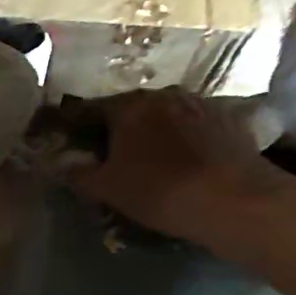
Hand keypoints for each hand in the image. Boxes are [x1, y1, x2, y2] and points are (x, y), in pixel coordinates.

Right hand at [71, 87, 295, 245]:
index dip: (81, 130)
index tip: (77, 149)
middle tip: (115, 160)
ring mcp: (201, 103)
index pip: (93, 110)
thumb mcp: (108, 189)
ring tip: (153, 163)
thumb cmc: (160, 191)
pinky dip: (186, 140)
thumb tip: (61, 165)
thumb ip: (79, 175)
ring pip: (166, 117)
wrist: (234, 200)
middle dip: (121, 131)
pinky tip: (187, 164)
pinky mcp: (230, 119)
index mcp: (130, 105)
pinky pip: (195, 127)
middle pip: (132, 111)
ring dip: (156, 134)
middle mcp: (165, 94)